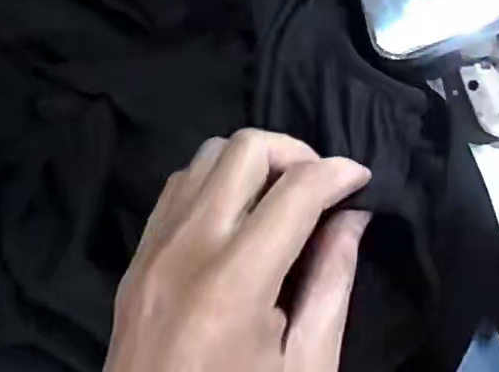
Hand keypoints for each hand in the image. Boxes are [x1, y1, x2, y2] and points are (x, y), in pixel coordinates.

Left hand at [106, 130, 372, 371]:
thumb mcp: (307, 368)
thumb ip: (333, 280)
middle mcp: (187, 248)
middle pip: (246, 148)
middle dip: (295, 153)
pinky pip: (181, 184)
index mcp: (232, 284)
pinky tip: (238, 214)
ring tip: (281, 197)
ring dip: (253, 162)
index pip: (296, 190)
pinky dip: (216, 179)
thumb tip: (353, 213)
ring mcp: (153, 249)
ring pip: (209, 153)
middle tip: (321, 187)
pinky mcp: (136, 259)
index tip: (362, 179)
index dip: (339, 173)